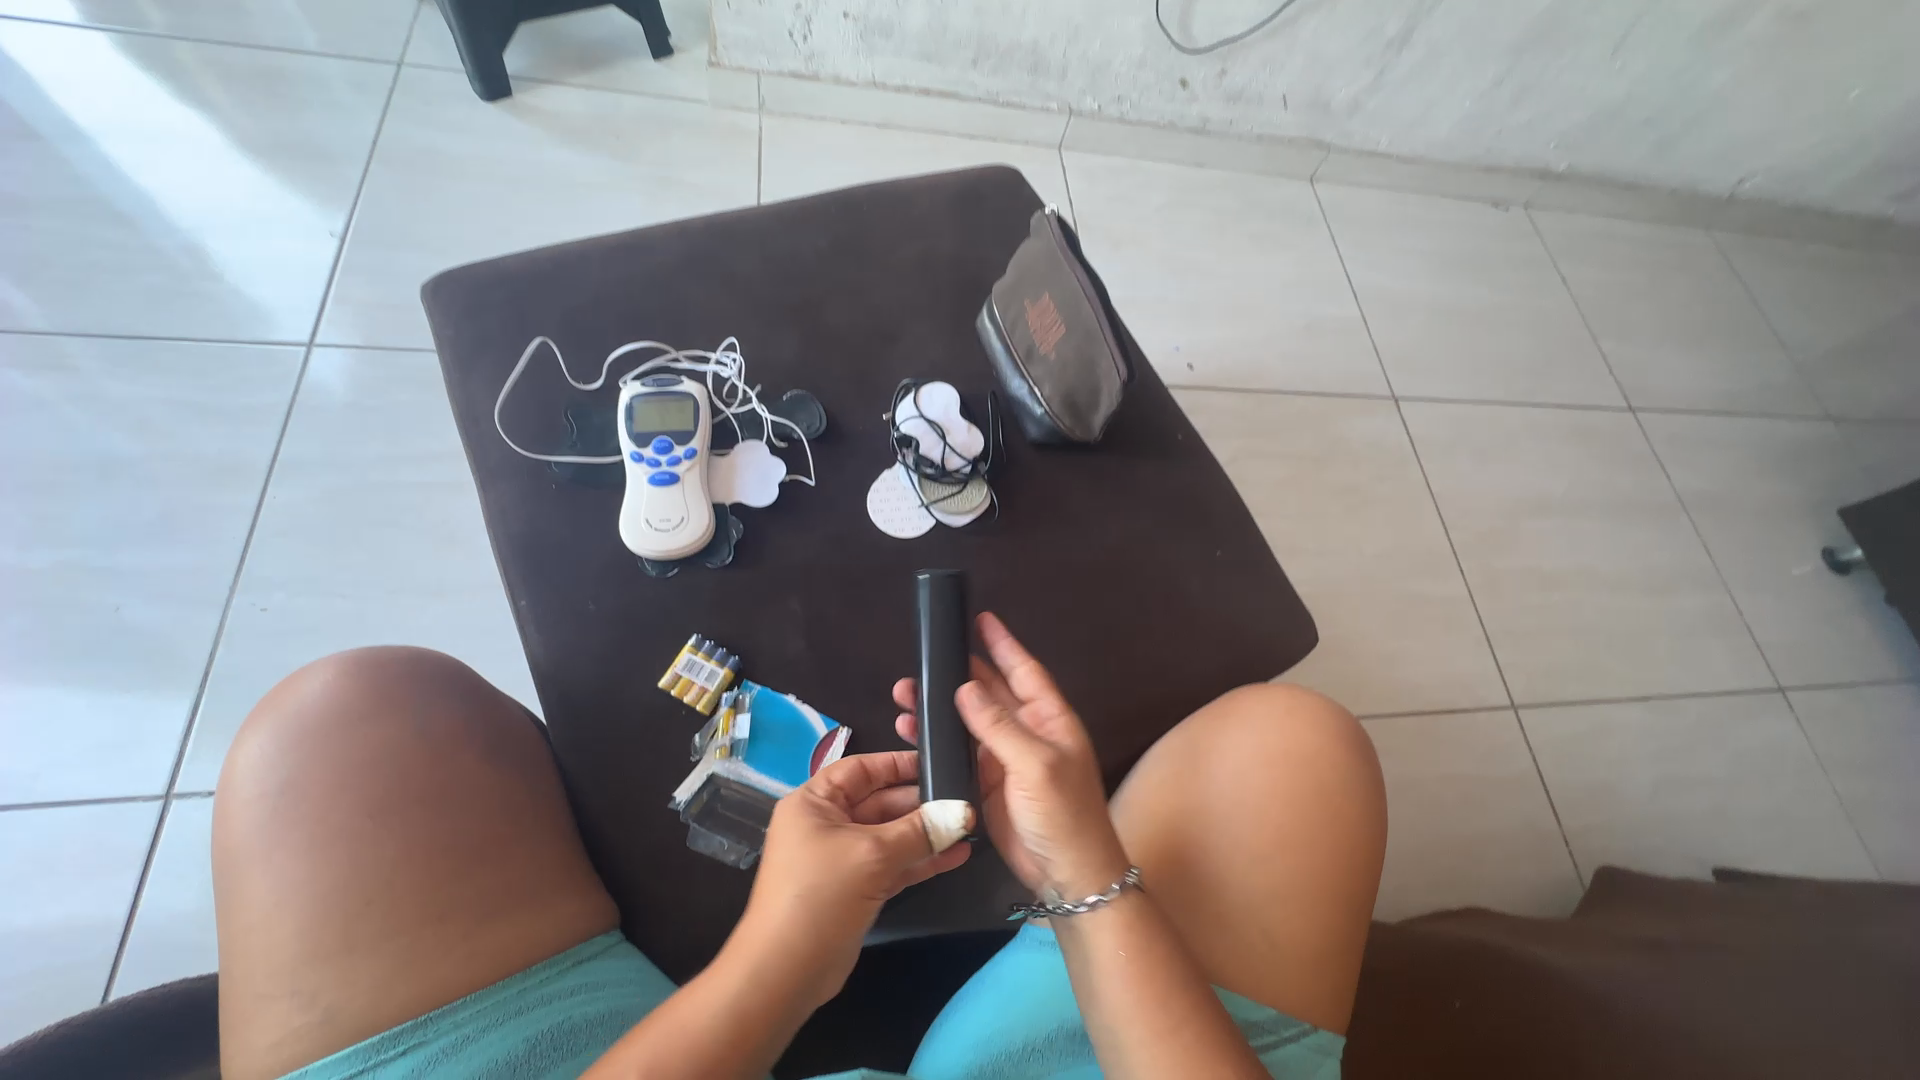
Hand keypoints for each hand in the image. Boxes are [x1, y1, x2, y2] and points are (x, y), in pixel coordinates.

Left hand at [733, 750, 970, 1006]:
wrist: (786, 973)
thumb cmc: (820, 894)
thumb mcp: (872, 854)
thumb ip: (921, 831)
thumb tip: (965, 811)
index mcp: (814, 802)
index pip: (861, 769)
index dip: (897, 764)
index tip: (938, 762)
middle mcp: (826, 824)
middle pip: (879, 802)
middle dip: (920, 803)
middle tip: (964, 799)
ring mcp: (841, 858)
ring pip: (890, 835)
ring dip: (926, 833)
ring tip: (969, 826)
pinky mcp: (856, 888)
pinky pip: (893, 864)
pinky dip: (920, 860)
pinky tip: (957, 855)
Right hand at [894, 613, 1130, 898]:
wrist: (1068, 876)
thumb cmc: (1064, 815)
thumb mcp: (1036, 766)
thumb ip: (1000, 727)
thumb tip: (966, 688)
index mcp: (1050, 720)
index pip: (1024, 671)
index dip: (1003, 644)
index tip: (980, 619)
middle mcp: (1028, 733)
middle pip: (990, 693)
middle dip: (959, 675)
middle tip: (924, 659)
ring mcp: (1006, 759)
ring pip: (969, 723)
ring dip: (941, 708)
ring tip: (906, 694)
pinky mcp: (987, 784)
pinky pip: (960, 753)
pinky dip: (938, 742)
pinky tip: (913, 732)